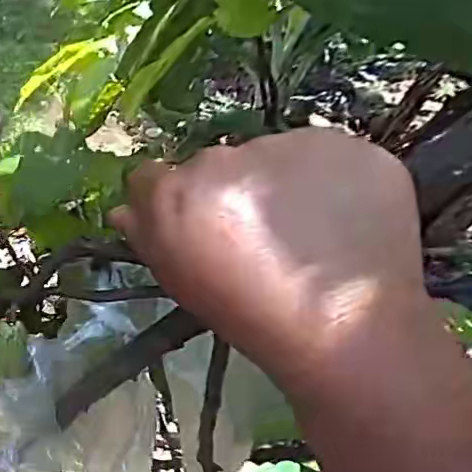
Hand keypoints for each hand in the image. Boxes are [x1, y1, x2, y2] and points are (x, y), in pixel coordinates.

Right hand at [111, 129, 471, 471]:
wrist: (341, 326)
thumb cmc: (243, 310)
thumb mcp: (178, 277)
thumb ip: (144, 235)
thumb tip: (124, 209)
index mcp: (176, 192)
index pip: (150, 174)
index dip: (168, 199)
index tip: (192, 223)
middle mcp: (226, 156)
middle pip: (211, 163)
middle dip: (223, 189)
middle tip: (250, 232)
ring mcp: (290, 145)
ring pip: (269, 155)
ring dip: (274, 180)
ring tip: (300, 227)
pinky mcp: (347, 144)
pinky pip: (321, 155)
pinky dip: (323, 179)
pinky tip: (334, 218)